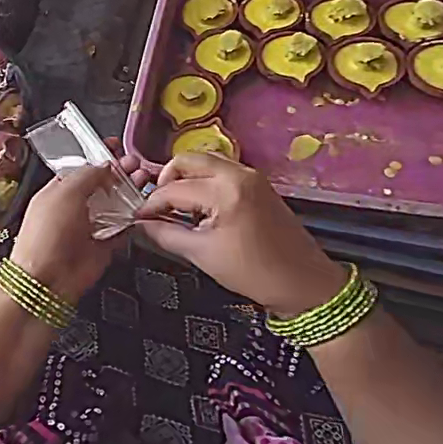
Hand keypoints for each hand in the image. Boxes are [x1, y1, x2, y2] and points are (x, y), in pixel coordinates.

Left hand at [7, 155, 139, 302]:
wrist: (47, 278)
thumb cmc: (46, 235)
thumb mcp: (65, 192)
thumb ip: (87, 175)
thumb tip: (104, 164)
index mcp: (59, 191)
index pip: (83, 168)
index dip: (100, 157)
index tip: (117, 147)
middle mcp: (74, 208)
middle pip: (103, 185)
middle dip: (120, 172)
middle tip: (136, 163)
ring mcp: (89, 227)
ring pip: (115, 205)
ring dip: (131, 191)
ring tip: (144, 179)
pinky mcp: (102, 247)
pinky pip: (122, 230)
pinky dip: (133, 221)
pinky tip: (143, 208)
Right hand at [134, 152, 349, 318]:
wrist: (303, 283)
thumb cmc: (253, 273)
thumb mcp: (202, 255)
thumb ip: (166, 235)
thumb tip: (142, 224)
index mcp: (225, 192)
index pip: (173, 189)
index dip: (151, 204)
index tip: (138, 218)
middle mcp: (238, 174)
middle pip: (187, 160)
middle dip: (165, 180)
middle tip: (156, 205)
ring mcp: (251, 175)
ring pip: (204, 161)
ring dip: (185, 177)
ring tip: (176, 205)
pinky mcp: (258, 182)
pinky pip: (221, 169)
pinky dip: (203, 180)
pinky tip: (198, 205)